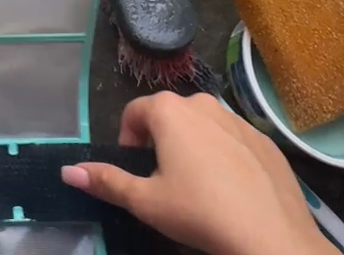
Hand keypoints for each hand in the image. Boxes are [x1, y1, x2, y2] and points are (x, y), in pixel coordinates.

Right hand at [61, 92, 332, 254]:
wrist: (275, 240)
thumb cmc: (201, 213)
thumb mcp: (146, 203)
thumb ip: (107, 182)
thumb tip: (67, 170)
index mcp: (168, 110)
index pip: (133, 113)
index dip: (128, 141)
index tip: (137, 172)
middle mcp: (201, 102)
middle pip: (168, 116)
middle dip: (161, 144)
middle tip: (165, 183)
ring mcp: (238, 119)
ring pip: (203, 127)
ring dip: (194, 148)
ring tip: (200, 189)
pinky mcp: (266, 140)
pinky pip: (235, 141)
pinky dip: (227, 157)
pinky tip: (233, 192)